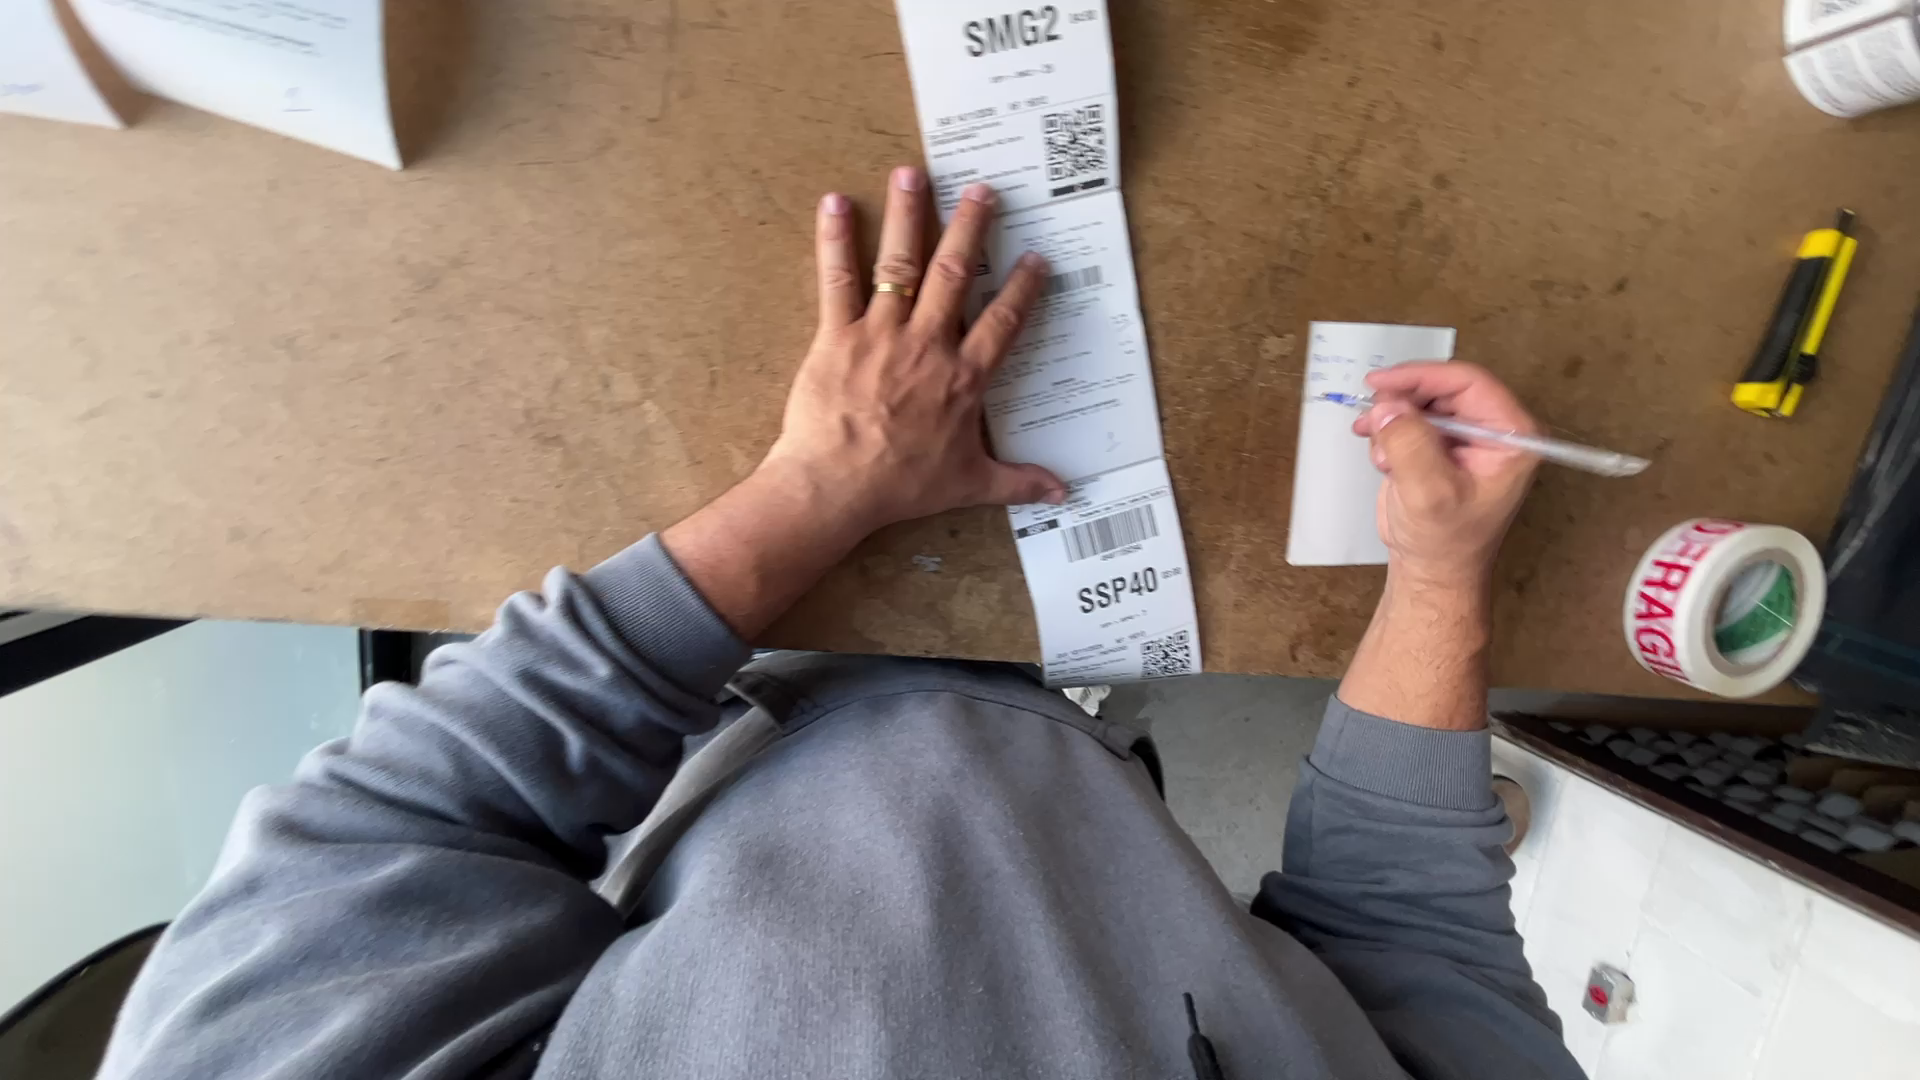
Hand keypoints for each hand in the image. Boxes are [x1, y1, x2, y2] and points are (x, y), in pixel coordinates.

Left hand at [757, 166, 1064, 536]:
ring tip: (913, 174)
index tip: (1035, 258)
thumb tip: (1062, 495)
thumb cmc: (903, 486)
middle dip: (971, 228)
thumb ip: (1018, 482)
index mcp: (964, 378)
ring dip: (909, 216)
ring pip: (900, 265)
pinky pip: (838, 281)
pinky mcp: (837, 336)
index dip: (1023, 289)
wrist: (839, 486)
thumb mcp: (969, 485)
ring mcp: (882, 335)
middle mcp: (928, 345)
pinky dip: (836, 241)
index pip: (1003, 323)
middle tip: (982, 190)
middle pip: (955, 274)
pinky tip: (835, 204)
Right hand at [1352, 362, 1538, 590]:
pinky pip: (1408, 422)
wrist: (1430, 569)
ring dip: (1391, 420)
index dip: (1423, 376)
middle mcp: (1490, 431)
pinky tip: (1382, 459)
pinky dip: (1387, 434)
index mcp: (1509, 435)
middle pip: (1442, 389)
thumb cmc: (1444, 539)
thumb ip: (1410, 445)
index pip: (1468, 383)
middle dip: (1402, 400)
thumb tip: (1386, 407)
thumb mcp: (1429, 492)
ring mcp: (1461, 440)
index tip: (1380, 382)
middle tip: (1371, 416)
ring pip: (1420, 404)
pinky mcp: (1435, 450)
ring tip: (1377, 449)